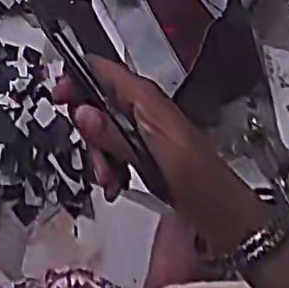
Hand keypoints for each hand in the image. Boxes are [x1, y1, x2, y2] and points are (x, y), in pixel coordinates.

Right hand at [54, 55, 269, 249]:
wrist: (228, 220)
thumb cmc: (201, 184)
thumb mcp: (153, 159)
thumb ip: (114, 134)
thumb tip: (82, 112)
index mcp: (145, 97)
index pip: (99, 68)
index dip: (74, 77)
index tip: (59, 97)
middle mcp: (142, 105)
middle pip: (94, 99)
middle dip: (87, 128)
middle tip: (93, 154)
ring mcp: (142, 126)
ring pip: (101, 126)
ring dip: (98, 153)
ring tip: (109, 178)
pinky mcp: (143, 147)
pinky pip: (112, 145)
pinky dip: (109, 163)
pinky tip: (116, 182)